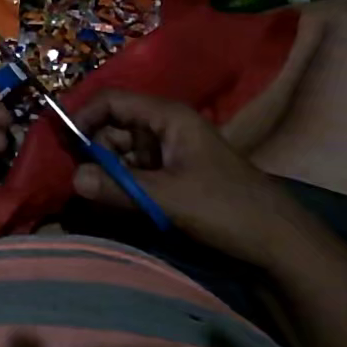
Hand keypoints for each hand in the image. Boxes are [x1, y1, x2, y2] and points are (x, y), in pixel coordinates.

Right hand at [71, 92, 308, 266]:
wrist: (281, 245)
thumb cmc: (226, 208)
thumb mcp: (168, 198)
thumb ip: (118, 187)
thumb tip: (72, 179)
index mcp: (167, 116)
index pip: (112, 100)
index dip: (84, 116)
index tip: (66, 143)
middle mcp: (166, 125)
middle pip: (114, 124)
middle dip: (97, 149)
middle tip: (87, 179)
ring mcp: (171, 149)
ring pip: (123, 149)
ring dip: (111, 169)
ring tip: (106, 195)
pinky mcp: (175, 172)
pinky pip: (137, 168)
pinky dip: (126, 182)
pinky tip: (123, 201)